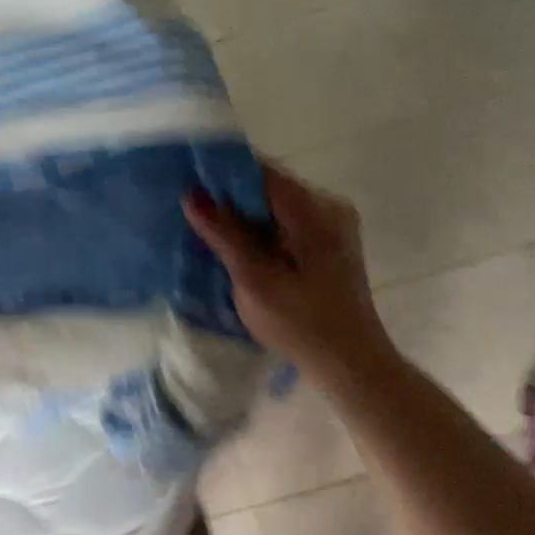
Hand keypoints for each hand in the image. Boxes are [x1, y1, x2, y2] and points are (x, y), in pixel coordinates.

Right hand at [184, 166, 395, 384]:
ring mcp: (332, 225)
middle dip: (230, 195)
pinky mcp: (328, 243)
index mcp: (315, 212)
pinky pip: (286, 222)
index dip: (223, 172)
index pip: (263, 173)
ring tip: (204, 225)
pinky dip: (259, 228)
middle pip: (270, 187)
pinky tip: (235, 245)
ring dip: (242, 214)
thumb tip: (192, 196)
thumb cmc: (300, 324)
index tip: (186, 178)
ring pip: (276, 205)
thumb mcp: (254, 280)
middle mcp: (328, 207)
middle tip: (188, 207)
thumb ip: (224, 235)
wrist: (349, 363)